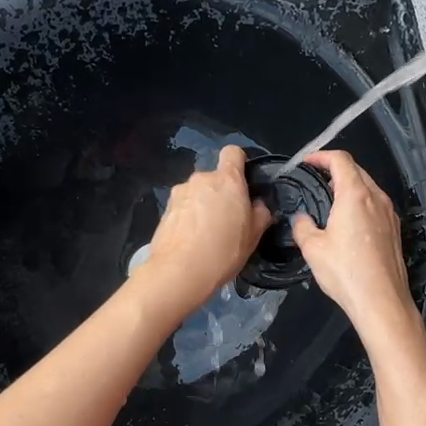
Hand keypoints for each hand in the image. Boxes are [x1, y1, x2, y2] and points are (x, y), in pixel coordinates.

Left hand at [137, 145, 273, 314]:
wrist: (179, 272)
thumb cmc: (224, 250)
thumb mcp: (254, 235)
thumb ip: (260, 213)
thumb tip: (257, 205)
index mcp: (227, 180)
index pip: (233, 152)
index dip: (239, 163)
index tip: (243, 182)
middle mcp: (201, 179)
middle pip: (214, 178)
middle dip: (221, 193)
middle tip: (228, 220)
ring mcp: (179, 193)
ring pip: (197, 193)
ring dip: (203, 205)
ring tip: (206, 233)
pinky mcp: (164, 210)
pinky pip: (183, 207)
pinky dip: (188, 217)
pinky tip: (191, 240)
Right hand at [291, 151, 415, 331]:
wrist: (381, 300)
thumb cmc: (345, 271)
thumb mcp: (313, 248)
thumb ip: (303, 227)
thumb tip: (302, 219)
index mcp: (355, 195)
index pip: (341, 160)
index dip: (322, 156)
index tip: (307, 162)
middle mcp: (376, 197)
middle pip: (357, 170)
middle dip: (335, 168)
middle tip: (315, 178)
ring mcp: (389, 213)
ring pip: (369, 186)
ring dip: (349, 185)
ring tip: (329, 197)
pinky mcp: (394, 229)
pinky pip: (376, 204)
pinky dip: (360, 201)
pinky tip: (348, 219)